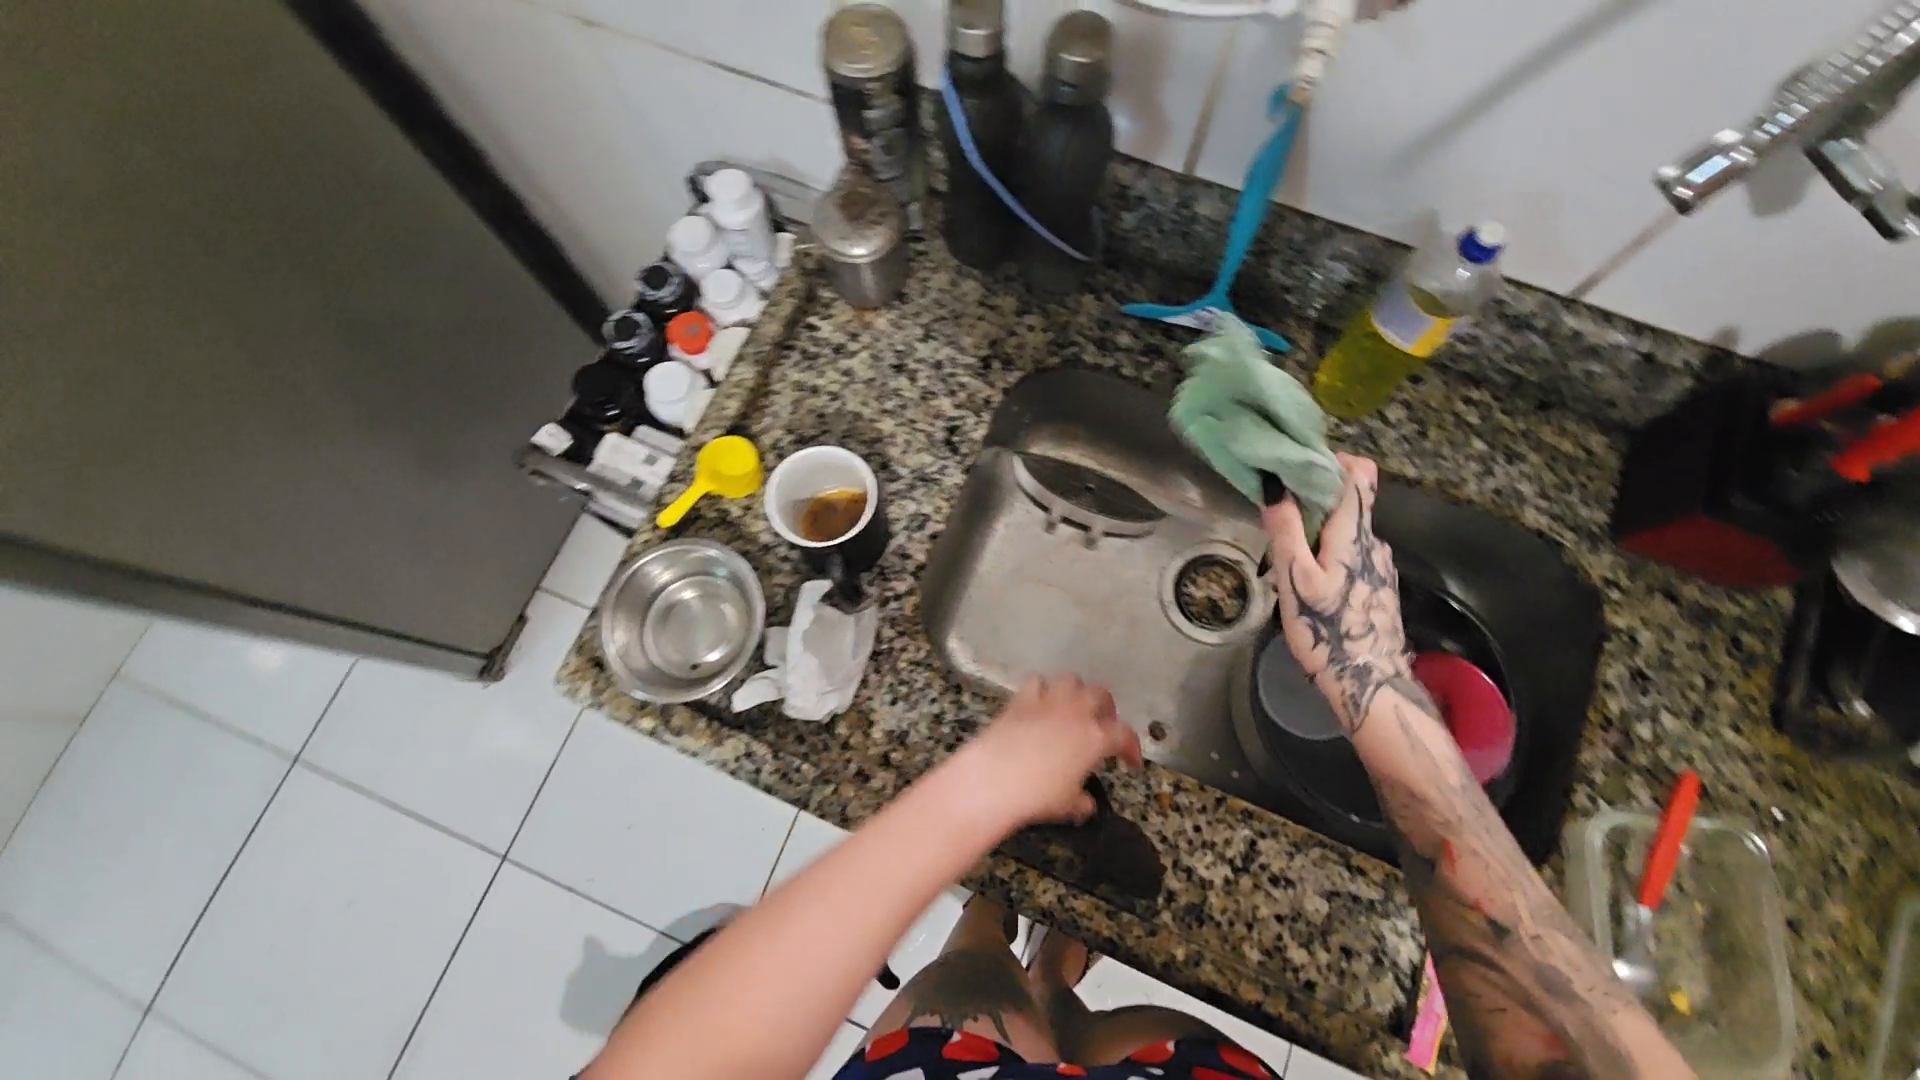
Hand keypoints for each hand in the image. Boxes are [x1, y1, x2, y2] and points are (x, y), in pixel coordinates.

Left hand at [959, 675, 1143, 828]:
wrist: (994, 778)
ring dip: (1076, 691)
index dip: (1132, 748)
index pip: (1124, 735)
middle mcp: (1075, 712)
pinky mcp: (1020, 700)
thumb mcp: (1067, 805)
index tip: (1131, 762)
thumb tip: (1086, 803)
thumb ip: (1082, 801)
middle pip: (1100, 695)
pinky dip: (1041, 691)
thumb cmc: (1039, 795)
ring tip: (1072, 709)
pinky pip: (1036, 683)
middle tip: (1102, 726)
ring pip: (1070, 680)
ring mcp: (1047, 702)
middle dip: (1106, 709)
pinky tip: (1039, 706)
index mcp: (1095, 738)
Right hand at [1264, 454, 1428, 735]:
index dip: (1332, 460)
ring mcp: (1380, 566)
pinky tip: (1309, 586)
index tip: (1297, 466)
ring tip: (1286, 560)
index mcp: (1354, 534)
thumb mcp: (1295, 579)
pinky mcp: (1379, 588)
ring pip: (1347, 532)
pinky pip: (1352, 556)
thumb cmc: (1327, 630)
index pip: (1360, 474)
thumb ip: (1286, 530)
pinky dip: (1329, 557)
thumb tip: (1274, 484)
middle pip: (1349, 502)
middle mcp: (1373, 542)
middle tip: (1276, 517)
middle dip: (1312, 502)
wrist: (1369, 684)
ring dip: (1318, 535)